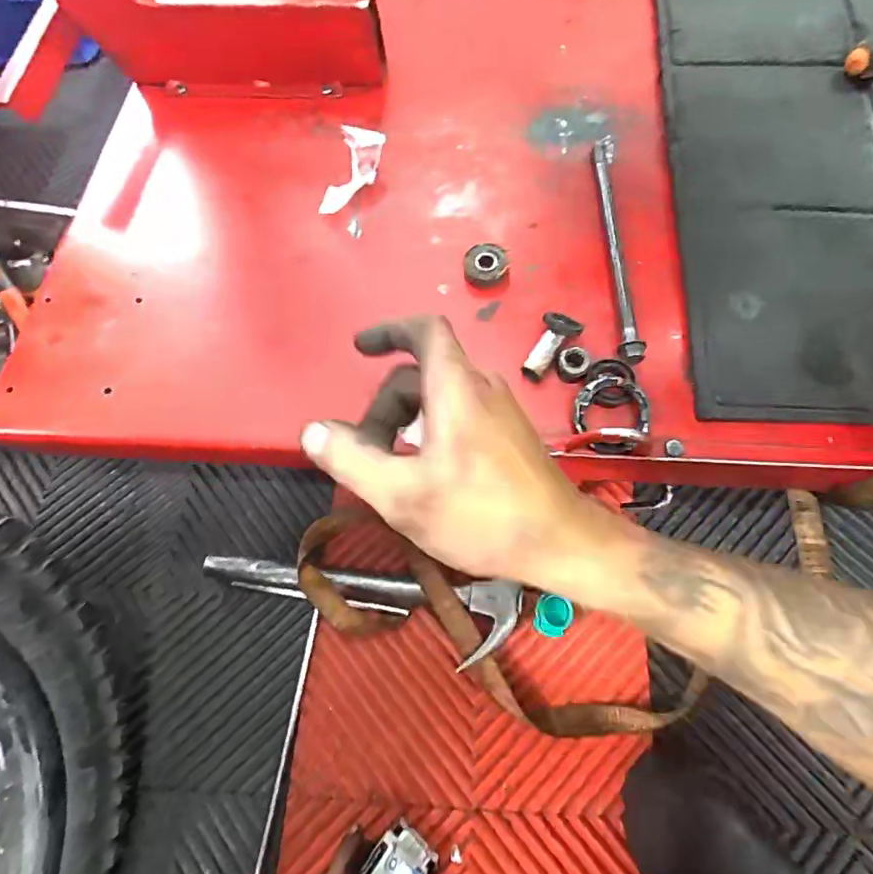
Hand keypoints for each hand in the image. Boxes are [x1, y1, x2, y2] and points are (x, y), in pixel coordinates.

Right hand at [299, 317, 624, 586]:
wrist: (559, 541)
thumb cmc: (482, 515)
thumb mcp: (403, 494)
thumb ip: (352, 460)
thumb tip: (313, 431)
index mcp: (456, 387)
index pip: (424, 332)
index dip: (389, 332)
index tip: (360, 348)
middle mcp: (481, 388)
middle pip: (420, 376)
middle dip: (383, 409)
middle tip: (365, 458)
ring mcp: (499, 411)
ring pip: (438, 401)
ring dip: (405, 427)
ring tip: (393, 475)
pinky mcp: (508, 435)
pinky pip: (459, 418)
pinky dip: (430, 435)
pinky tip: (426, 478)